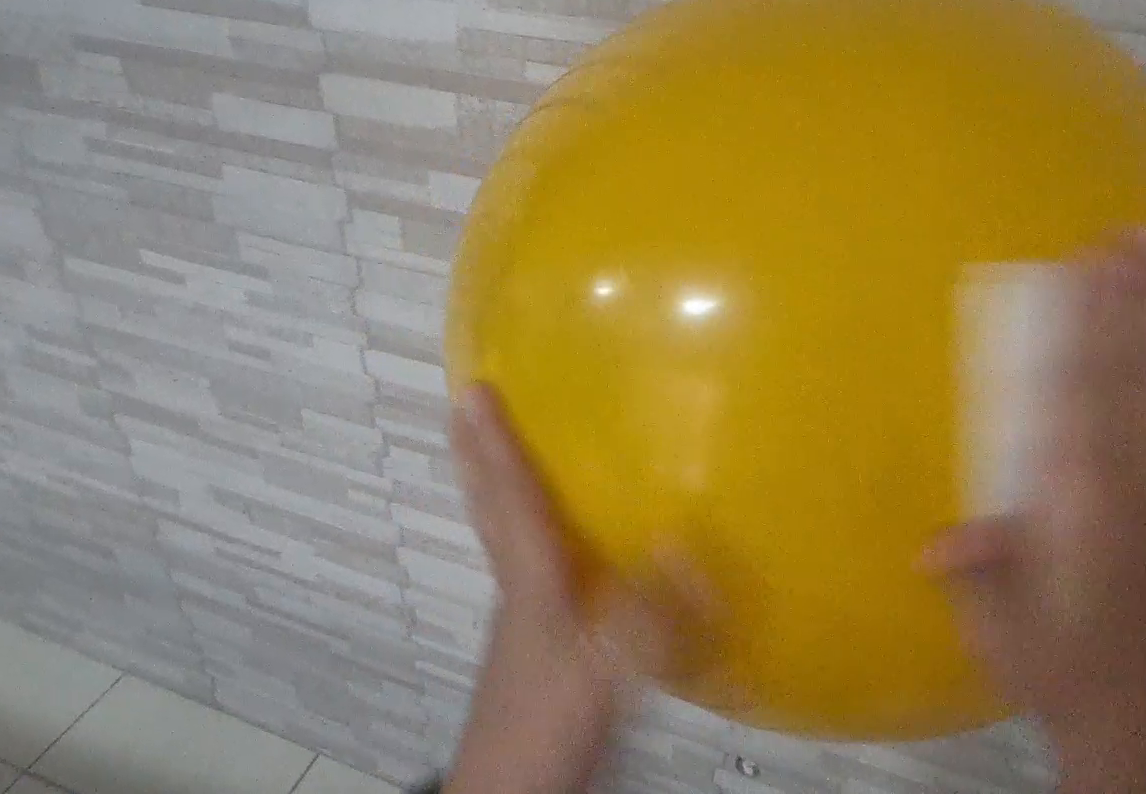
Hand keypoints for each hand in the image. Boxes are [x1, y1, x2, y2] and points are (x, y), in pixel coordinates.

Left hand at [444, 386, 701, 793]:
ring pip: (500, 529)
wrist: (506, 792)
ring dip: (492, 482)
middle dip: (477, 454)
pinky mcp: (532, 635)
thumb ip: (644, 613)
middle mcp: (519, 584)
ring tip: (488, 444)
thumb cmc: (548, 725)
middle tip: (463, 405)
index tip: (476, 391)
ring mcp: (521, 612)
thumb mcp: (605, 671)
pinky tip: (546, 531)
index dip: (498, 445)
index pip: (514, 500)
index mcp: (532, 580)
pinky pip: (523, 557)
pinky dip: (519, 523)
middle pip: (491, 507)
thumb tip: (682, 545)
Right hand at [923, 232, 1145, 793]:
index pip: (1087, 398)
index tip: (1087, 267)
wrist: (1134, 709)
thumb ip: (974, 567)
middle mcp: (1141, 486)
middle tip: (1139, 233)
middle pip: (1144, 378)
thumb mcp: (994, 620)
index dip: (1090, 330)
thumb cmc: (1050, 656)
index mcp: (1084, 504)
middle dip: (1142, 302)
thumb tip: (937, 538)